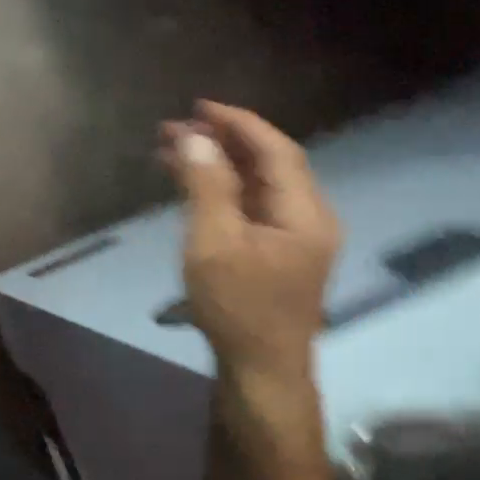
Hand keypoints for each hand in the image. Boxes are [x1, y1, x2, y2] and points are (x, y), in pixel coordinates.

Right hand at [162, 101, 340, 376]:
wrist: (260, 372)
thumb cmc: (238, 306)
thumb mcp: (214, 242)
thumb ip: (207, 185)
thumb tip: (196, 137)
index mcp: (304, 213)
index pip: (276, 151)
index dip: (239, 123)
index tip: (199, 106)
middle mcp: (307, 218)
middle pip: (268, 164)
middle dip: (222, 140)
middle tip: (175, 127)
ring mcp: (293, 238)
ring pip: (256, 184)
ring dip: (217, 162)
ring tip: (172, 148)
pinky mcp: (276, 253)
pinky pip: (249, 205)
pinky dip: (220, 188)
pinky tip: (188, 182)